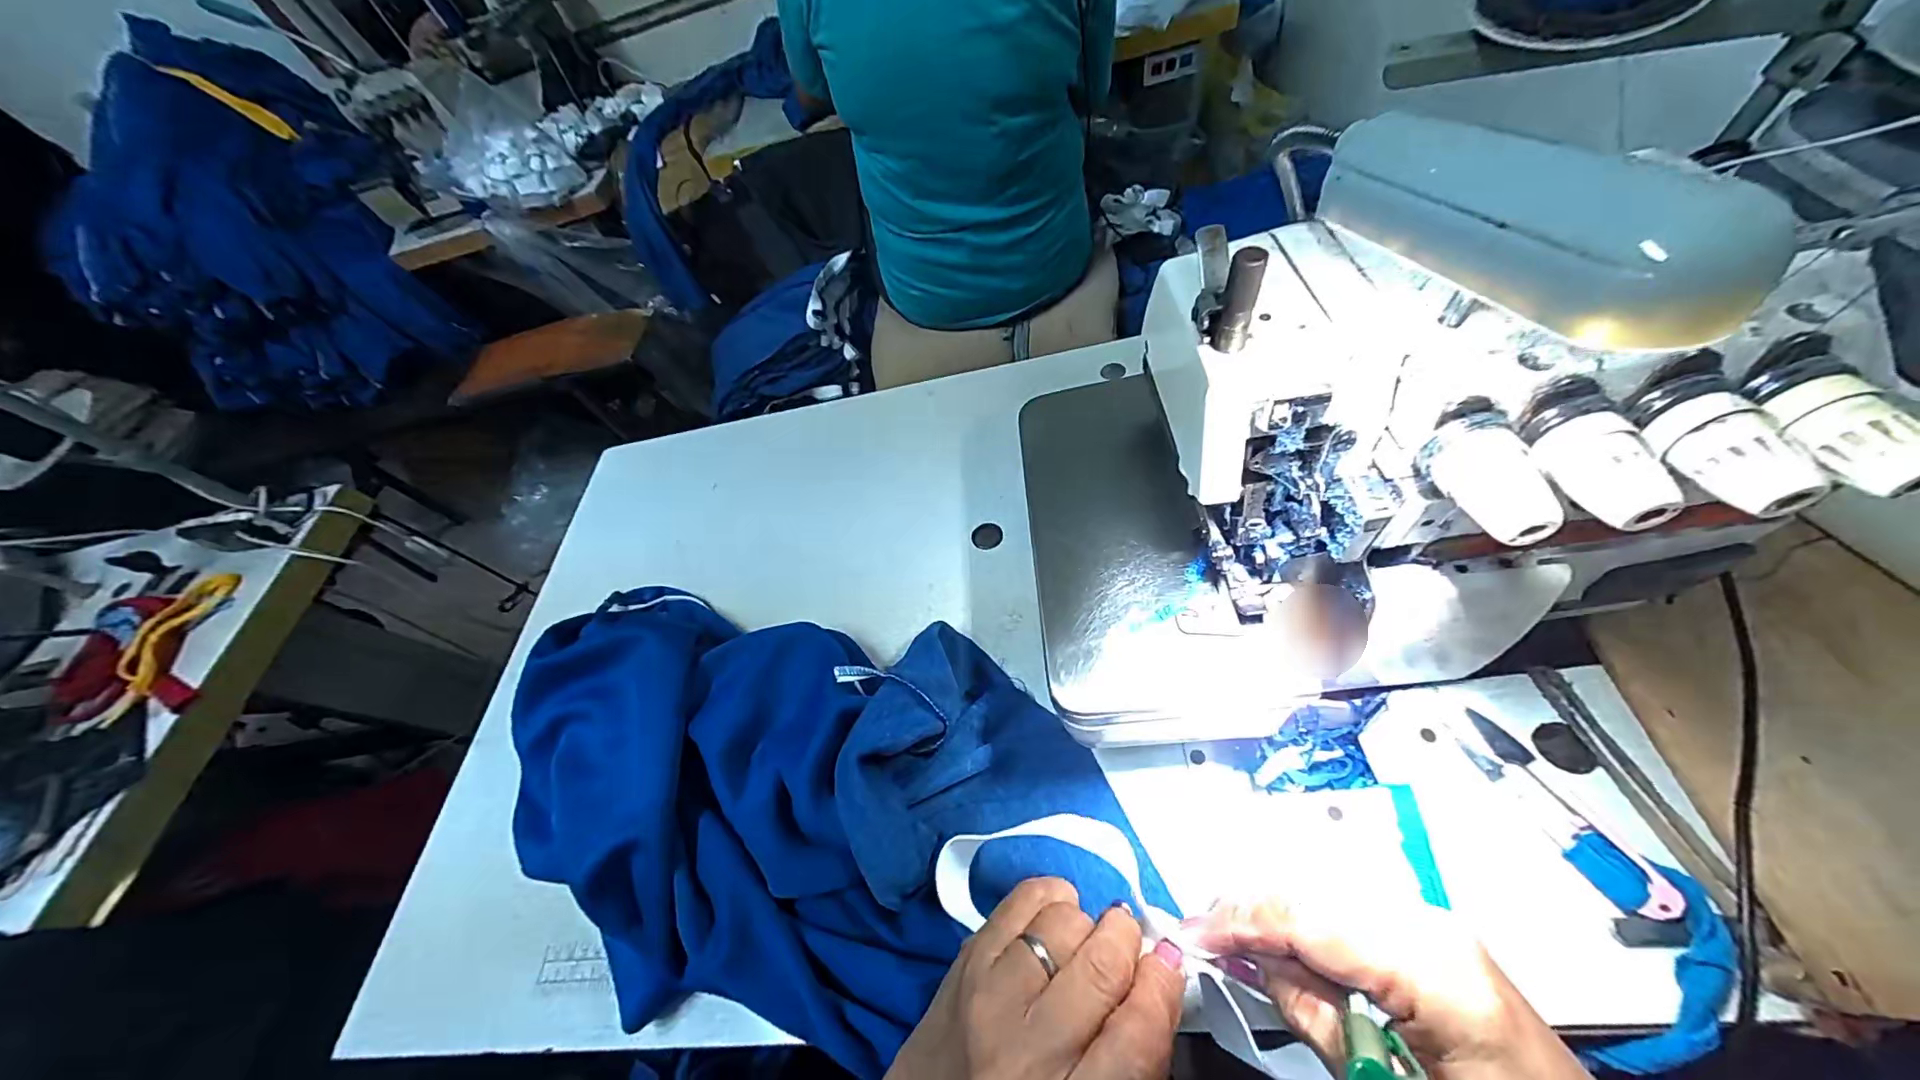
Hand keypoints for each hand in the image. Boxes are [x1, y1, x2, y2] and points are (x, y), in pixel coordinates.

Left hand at [887, 877, 1185, 1079]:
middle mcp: (1028, 1050)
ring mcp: (989, 998)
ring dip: (1086, 922)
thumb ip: (1132, 1047)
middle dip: (1126, 940)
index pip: (1137, 1032)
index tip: (1167, 963)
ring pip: (1060, 925)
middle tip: (1129, 941)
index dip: (1162, 986)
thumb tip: (1161, 968)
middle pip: (1100, 967)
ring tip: (1085, 938)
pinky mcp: (963, 963)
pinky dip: (1047, 895)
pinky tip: (1055, 910)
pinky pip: (1017, 902)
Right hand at [1192, 896, 1591, 1079]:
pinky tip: (1281, 944)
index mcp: (1437, 971)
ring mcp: (1431, 923)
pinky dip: (1304, 923)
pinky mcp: (1425, 931)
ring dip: (1273, 917)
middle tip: (1206, 938)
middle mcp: (1434, 928)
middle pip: (1311, 896)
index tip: (1197, 934)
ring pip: (1323, 895)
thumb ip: (1318, 1019)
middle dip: (1252, 913)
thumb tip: (1255, 962)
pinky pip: (1344, 910)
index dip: (1242, 922)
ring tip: (1236, 943)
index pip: (1310, 920)